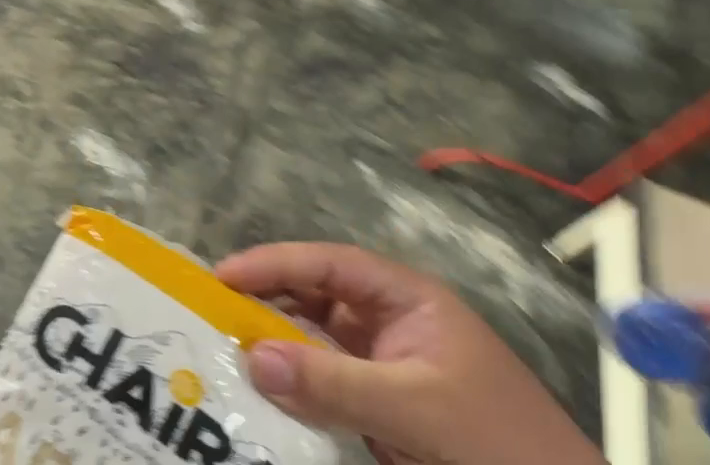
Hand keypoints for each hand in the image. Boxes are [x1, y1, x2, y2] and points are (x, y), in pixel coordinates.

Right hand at [215, 243, 604, 464]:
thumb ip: (335, 383)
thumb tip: (250, 356)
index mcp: (409, 301)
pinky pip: (320, 383)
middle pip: (313, 296)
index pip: (329, 264)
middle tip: (209, 313)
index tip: (222, 277)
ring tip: (221, 350)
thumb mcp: (419, 410)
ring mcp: (384, 366)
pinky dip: (289, 385)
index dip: (274, 264)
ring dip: (272, 344)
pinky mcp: (378, 406)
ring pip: (311, 340)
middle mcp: (390, 323)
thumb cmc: (501, 446)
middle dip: (263, 301)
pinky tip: (257, 394)